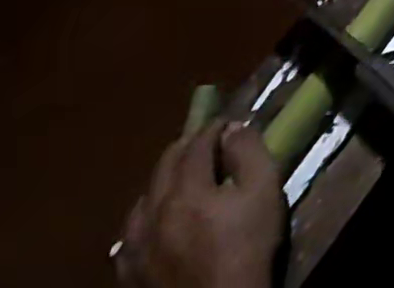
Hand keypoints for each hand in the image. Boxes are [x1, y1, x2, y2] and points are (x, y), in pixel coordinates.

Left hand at [116, 121, 283, 287]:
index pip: (196, 144)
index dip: (212, 128)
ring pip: (143, 197)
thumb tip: (234, 129)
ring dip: (163, 178)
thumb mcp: (264, 190)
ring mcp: (135, 245)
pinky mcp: (129, 272)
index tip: (227, 121)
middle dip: (186, 146)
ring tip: (182, 177)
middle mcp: (153, 212)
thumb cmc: (248, 245)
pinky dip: (146, 213)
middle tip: (206, 140)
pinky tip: (157, 219)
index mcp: (186, 190)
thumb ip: (249, 153)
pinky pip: (130, 232)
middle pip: (164, 166)